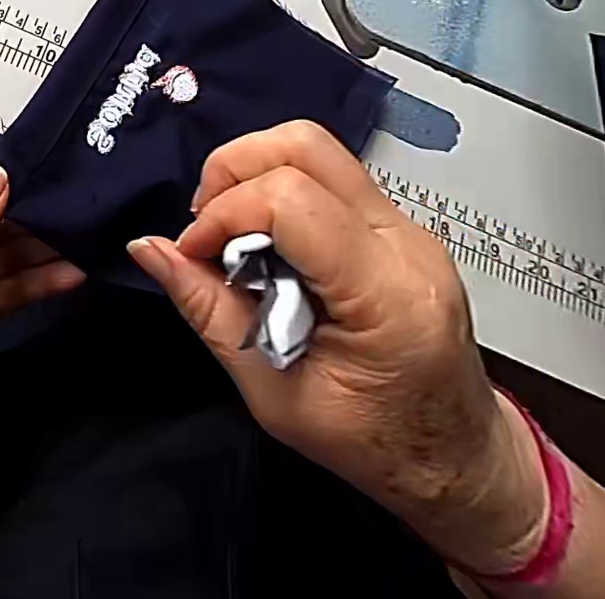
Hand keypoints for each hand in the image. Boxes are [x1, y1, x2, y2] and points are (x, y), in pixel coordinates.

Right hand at [125, 121, 548, 574]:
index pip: (289, 200)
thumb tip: (145, 247)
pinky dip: (267, 186)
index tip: (193, 255)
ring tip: (226, 227)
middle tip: (206, 226)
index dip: (222, 215)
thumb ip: (205, 308)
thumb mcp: (268, 390)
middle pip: (302, 146)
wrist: (459, 458)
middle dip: (230, 172)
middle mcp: (404, 242)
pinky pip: (318, 171)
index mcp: (386, 294)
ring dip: (246, 174)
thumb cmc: (372, 440)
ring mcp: (403, 225)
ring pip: (309, 146)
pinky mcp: (389, 222)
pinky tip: (256, 236)